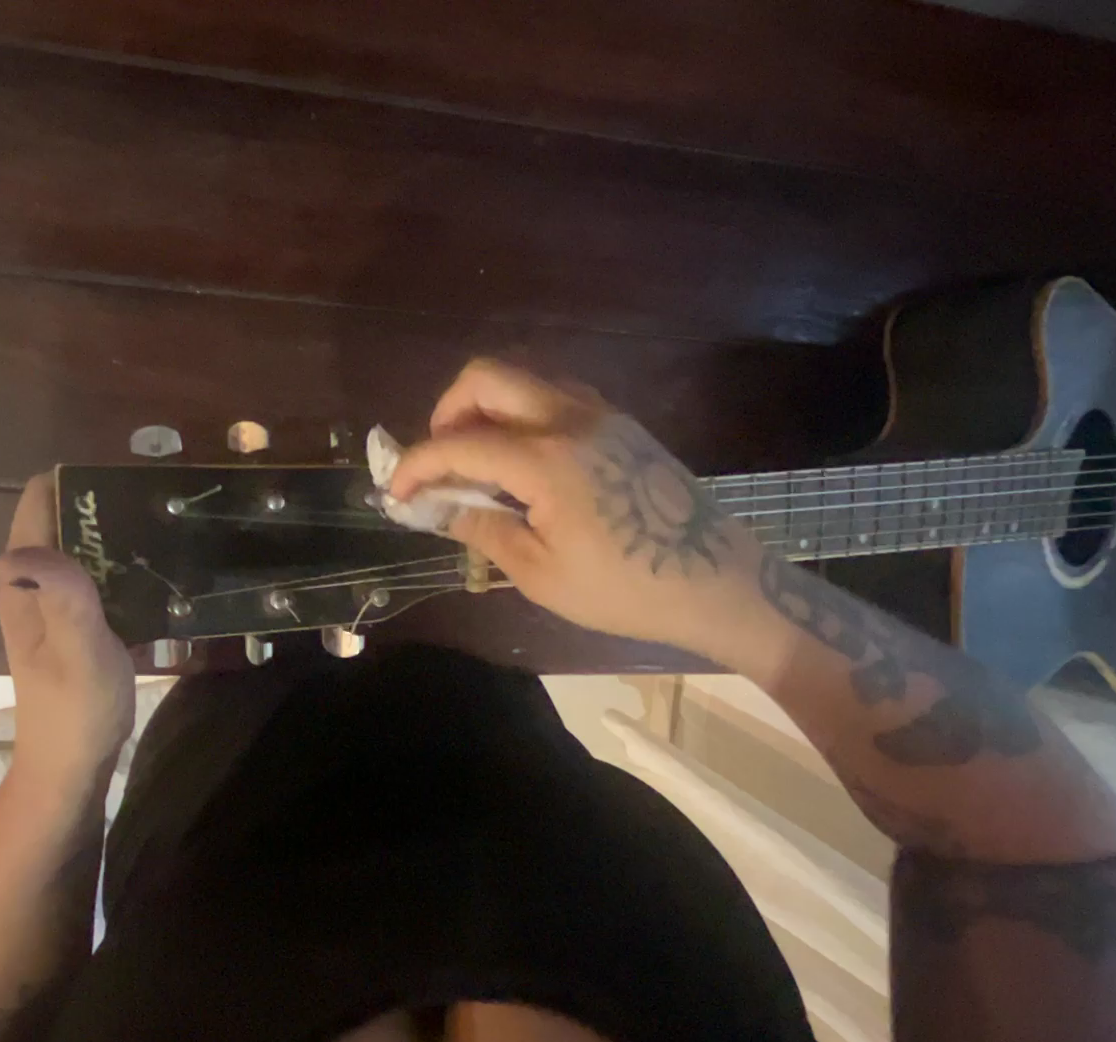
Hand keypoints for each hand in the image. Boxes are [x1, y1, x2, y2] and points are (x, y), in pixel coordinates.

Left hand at [0, 472, 135, 775]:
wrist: (74, 764)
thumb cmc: (74, 709)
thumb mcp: (75, 651)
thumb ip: (61, 596)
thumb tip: (31, 541)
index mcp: (23, 579)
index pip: (38, 501)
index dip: (77, 480)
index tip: (127, 478)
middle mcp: (34, 579)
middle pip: (67, 516)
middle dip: (108, 503)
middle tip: (162, 504)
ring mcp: (57, 599)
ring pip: (88, 544)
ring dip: (122, 533)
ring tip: (171, 527)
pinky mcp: (80, 617)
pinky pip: (103, 573)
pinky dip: (128, 564)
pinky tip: (163, 568)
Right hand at [391, 360, 773, 663]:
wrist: (719, 583)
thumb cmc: (625, 590)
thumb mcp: (541, 574)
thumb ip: (483, 529)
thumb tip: (438, 507)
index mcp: (547, 461)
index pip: (459, 444)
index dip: (417, 465)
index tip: (396, 493)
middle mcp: (570, 419)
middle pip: (487, 376)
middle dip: (445, 412)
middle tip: (440, 462)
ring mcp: (600, 413)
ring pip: (522, 378)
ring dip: (484, 408)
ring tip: (476, 462)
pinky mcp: (619, 422)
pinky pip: (553, 394)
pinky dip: (520, 412)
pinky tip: (521, 460)